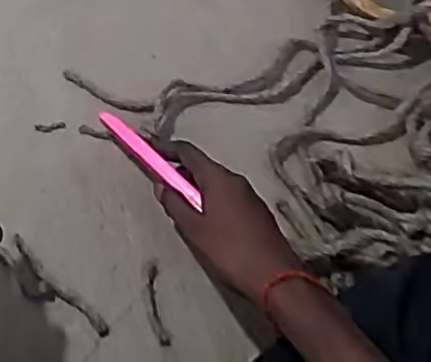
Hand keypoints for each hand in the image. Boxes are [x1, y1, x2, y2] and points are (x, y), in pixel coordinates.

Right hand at [159, 142, 304, 306]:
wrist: (279, 281)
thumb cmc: (231, 252)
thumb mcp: (194, 230)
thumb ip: (174, 204)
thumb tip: (161, 186)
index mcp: (217, 177)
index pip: (187, 151)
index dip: (166, 148)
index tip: (150, 148)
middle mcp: (235, 179)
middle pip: (202, 166)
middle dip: (182, 173)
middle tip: (166, 188)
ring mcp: (250, 195)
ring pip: (216, 182)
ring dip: (198, 189)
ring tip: (187, 212)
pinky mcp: (259, 212)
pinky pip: (229, 195)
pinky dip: (214, 200)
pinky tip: (211, 224)